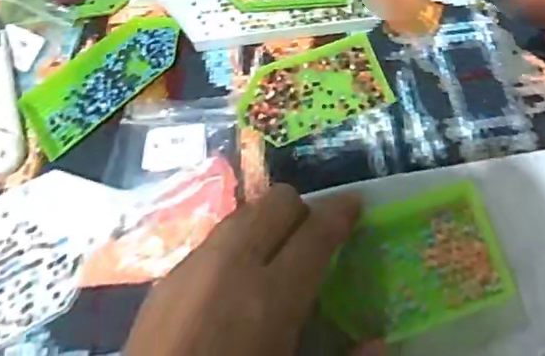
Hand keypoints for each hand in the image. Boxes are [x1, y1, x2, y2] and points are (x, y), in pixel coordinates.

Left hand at [125, 184, 360, 355]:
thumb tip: (381, 342)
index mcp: (269, 297)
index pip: (316, 233)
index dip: (341, 214)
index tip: (356, 205)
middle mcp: (230, 265)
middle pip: (277, 203)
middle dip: (302, 212)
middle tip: (314, 243)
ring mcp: (192, 267)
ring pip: (242, 215)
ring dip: (266, 226)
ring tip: (275, 261)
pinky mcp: (164, 281)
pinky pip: (212, 242)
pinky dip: (233, 248)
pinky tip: (231, 288)